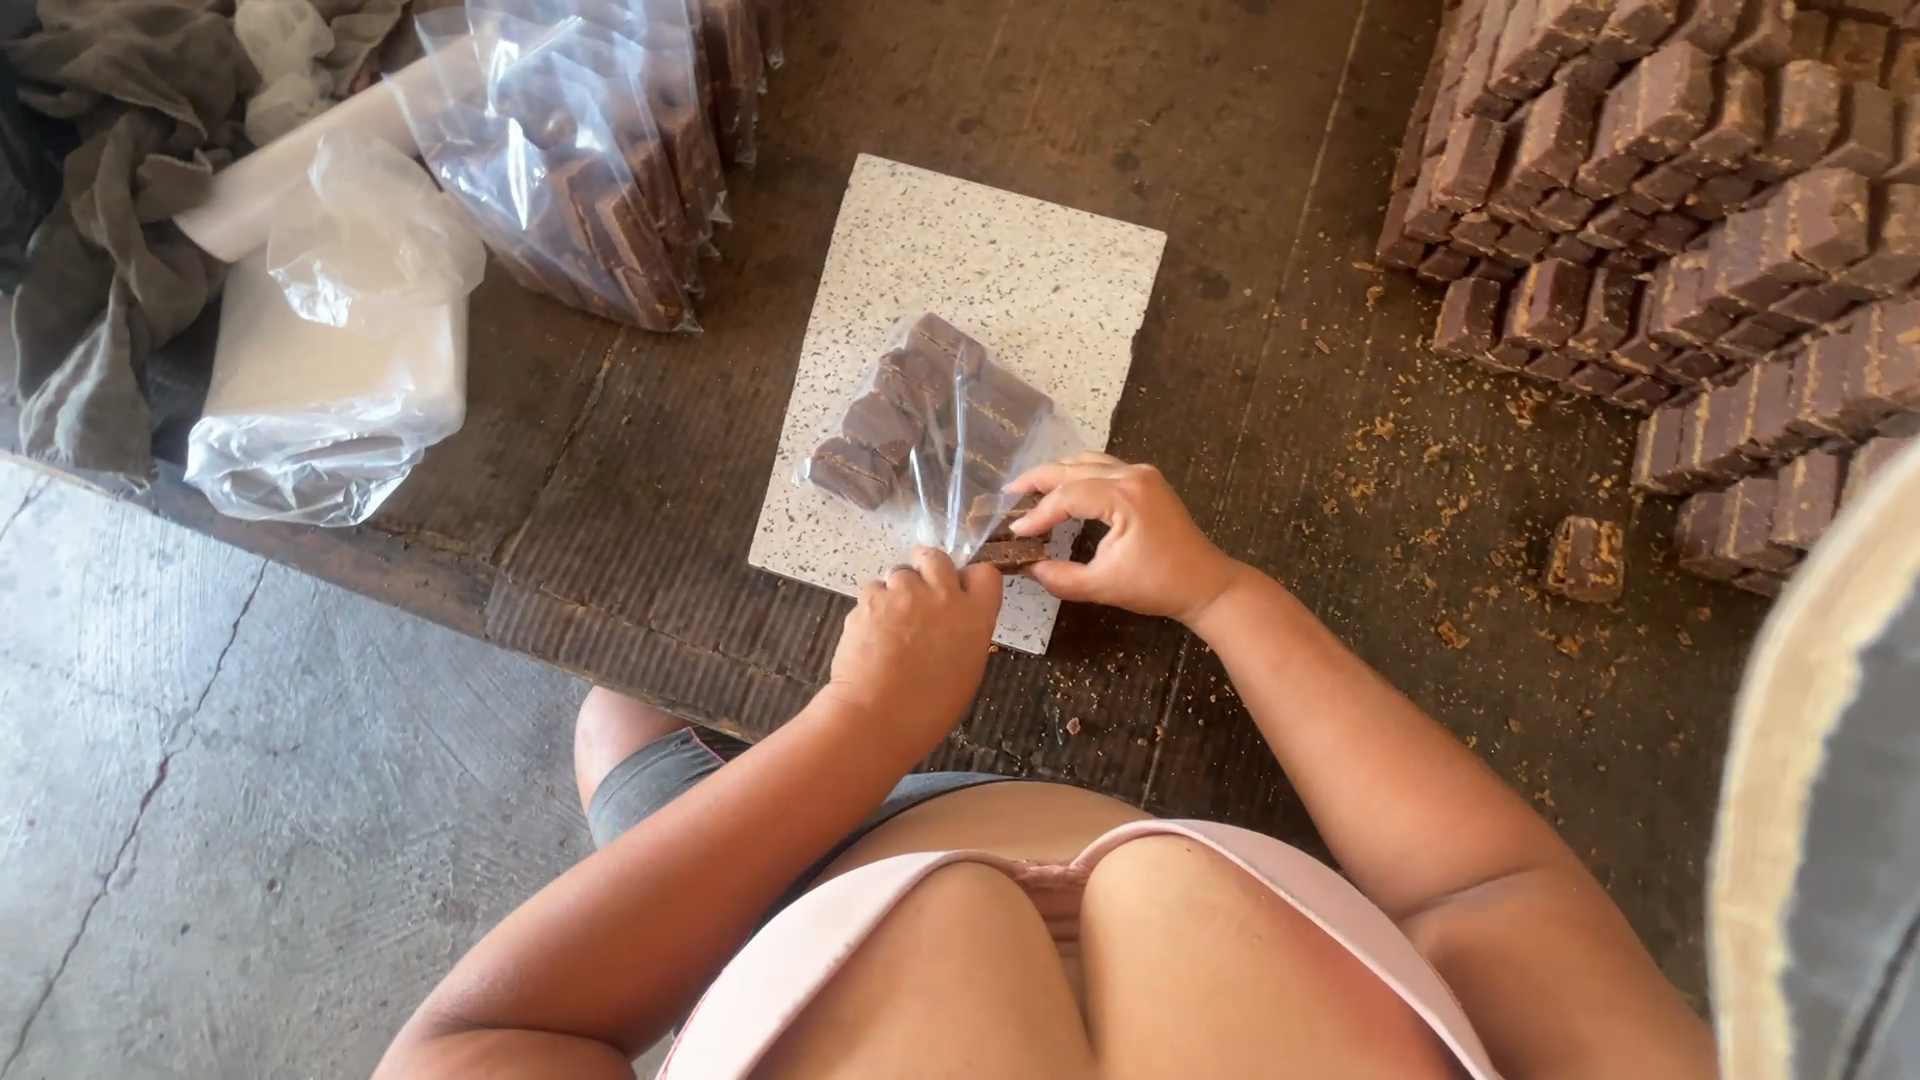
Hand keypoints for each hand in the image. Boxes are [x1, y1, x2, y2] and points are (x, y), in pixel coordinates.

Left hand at [823, 547, 1003, 758]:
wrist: (878, 716)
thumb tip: (952, 622)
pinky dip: (872, 604)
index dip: (969, 578)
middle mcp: (943, 595)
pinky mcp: (871, 598)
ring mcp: (905, 593)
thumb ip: (965, 633)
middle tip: (918, 591)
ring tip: (889, 621)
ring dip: (896, 590)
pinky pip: (873, 589)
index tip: (958, 588)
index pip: (985, 573)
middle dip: (927, 568)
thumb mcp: (966, 669)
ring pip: (900, 572)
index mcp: (975, 616)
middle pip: (937, 558)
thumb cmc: (929, 708)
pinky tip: (870, 631)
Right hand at [1005, 453, 1243, 623]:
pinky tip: (1061, 488)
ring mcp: (1142, 474)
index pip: (1066, 496)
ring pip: (1087, 461)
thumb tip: (1027, 568)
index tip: (1014, 531)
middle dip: (1037, 480)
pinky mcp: (1146, 480)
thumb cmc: (1158, 586)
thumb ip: (1060, 578)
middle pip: (1072, 468)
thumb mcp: (1103, 586)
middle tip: (1007, 495)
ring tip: (1028, 489)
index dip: (1037, 513)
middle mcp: (1133, 475)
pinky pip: (1102, 466)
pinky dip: (1076, 474)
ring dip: (1056, 473)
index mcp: (1125, 497)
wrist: (1205, 584)